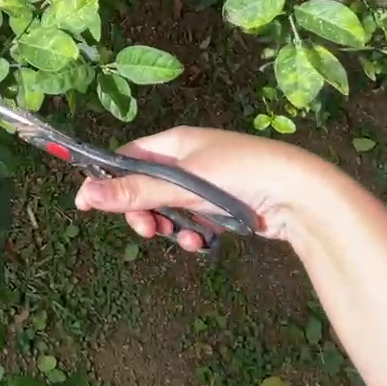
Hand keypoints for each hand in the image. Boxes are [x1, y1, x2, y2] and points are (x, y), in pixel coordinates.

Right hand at [72, 126, 334, 250]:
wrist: (302, 194)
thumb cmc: (239, 175)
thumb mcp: (181, 184)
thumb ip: (133, 192)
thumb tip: (84, 195)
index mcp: (175, 142)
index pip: (129, 157)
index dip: (110, 180)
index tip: (93, 205)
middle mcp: (188, 159)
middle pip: (147, 186)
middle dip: (142, 210)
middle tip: (146, 231)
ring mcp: (206, 183)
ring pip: (169, 206)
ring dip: (169, 225)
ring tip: (181, 239)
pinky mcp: (222, 206)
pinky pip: (193, 219)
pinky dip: (191, 232)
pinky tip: (199, 242)